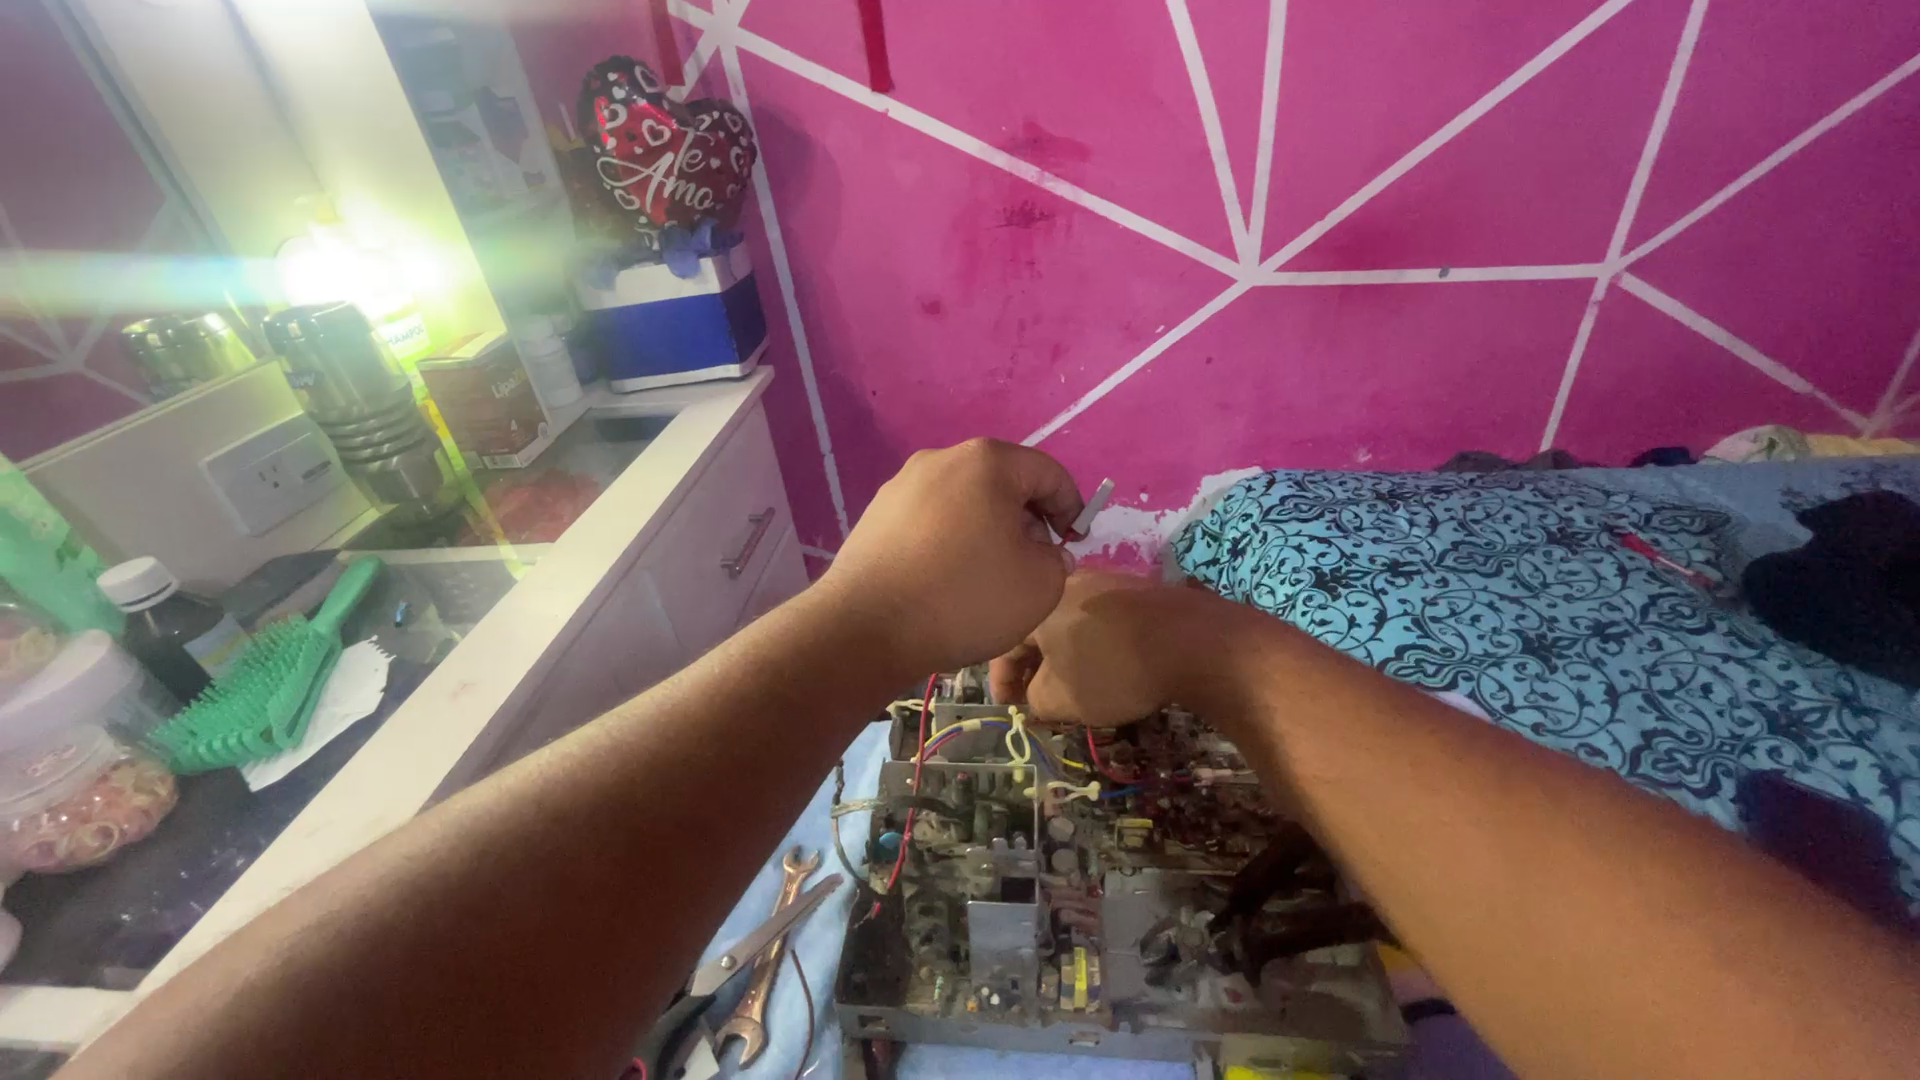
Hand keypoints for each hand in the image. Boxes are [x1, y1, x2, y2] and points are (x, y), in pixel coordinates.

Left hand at [817, 439, 1083, 676]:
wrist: (865, 628)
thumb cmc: (964, 598)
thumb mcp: (1039, 585)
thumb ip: (1057, 560)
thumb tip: (1043, 551)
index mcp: (987, 461)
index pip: (1048, 473)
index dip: (1071, 508)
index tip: (1073, 544)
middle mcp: (940, 460)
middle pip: (1002, 482)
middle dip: (1026, 520)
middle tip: (1032, 563)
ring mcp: (900, 486)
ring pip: (963, 502)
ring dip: (986, 531)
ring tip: (987, 577)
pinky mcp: (874, 516)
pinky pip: (929, 522)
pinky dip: (948, 542)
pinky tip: (945, 582)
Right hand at [989, 570, 1200, 725]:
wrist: (1192, 640)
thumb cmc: (1114, 670)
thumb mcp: (1062, 699)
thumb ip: (1035, 699)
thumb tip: (1035, 694)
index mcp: (1040, 606)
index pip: (1006, 645)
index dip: (1003, 681)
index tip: (1010, 707)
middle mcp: (1066, 584)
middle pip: (1038, 628)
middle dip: (1034, 665)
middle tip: (1037, 695)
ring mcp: (1105, 581)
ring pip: (1070, 621)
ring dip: (1065, 652)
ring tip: (1073, 681)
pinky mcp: (1136, 589)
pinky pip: (1100, 618)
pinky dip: (1094, 642)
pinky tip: (1109, 663)